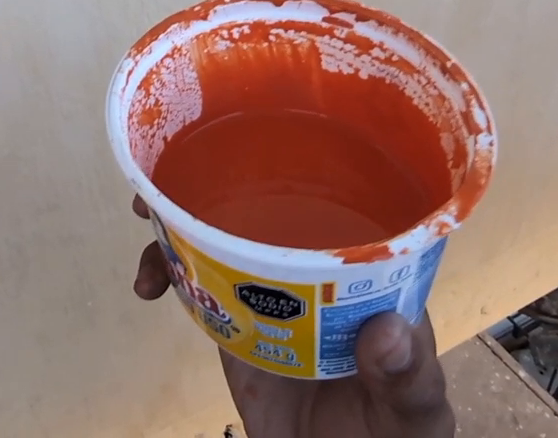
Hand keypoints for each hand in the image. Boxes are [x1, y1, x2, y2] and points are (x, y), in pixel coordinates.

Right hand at [131, 196, 454, 437]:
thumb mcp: (413, 419)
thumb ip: (409, 382)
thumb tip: (386, 329)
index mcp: (357, 271)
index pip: (335, 201)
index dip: (298, 170)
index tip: (257, 146)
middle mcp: (309, 267)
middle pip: (260, 204)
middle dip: (214, 180)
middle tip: (172, 172)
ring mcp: (265, 288)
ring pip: (218, 233)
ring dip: (177, 217)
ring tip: (144, 216)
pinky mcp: (232, 314)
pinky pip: (192, 279)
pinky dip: (166, 271)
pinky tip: (148, 285)